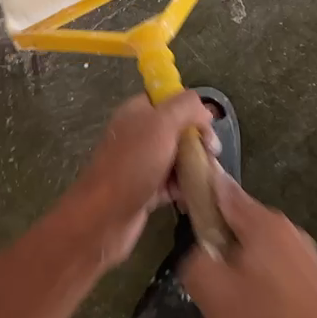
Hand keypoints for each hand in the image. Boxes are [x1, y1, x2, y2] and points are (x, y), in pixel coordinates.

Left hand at [67, 93, 215, 265]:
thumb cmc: (133, 165)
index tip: (208, 125)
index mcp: (138, 112)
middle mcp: (139, 134)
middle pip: (179, 129)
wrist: (103, 218)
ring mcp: (142, 163)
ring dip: (197, 164)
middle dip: (199, 139)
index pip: (170, 99)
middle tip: (213, 153)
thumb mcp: (162, 123)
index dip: (192, 108)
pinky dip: (187, 186)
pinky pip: (174, 182)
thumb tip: (206, 111)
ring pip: (179, 157)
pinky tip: (198, 192)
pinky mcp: (147, 189)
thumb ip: (187, 106)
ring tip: (210, 175)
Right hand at [180, 172, 316, 317]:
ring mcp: (306, 264)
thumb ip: (197, 263)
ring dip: (239, 307)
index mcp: (266, 225)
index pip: (225, 194)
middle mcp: (290, 235)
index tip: (185, 201)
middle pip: (238, 243)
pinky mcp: (316, 294)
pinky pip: (274, 300)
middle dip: (221, 276)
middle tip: (213, 307)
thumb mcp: (215, 296)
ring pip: (253, 277)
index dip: (203, 195)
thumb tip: (201, 250)